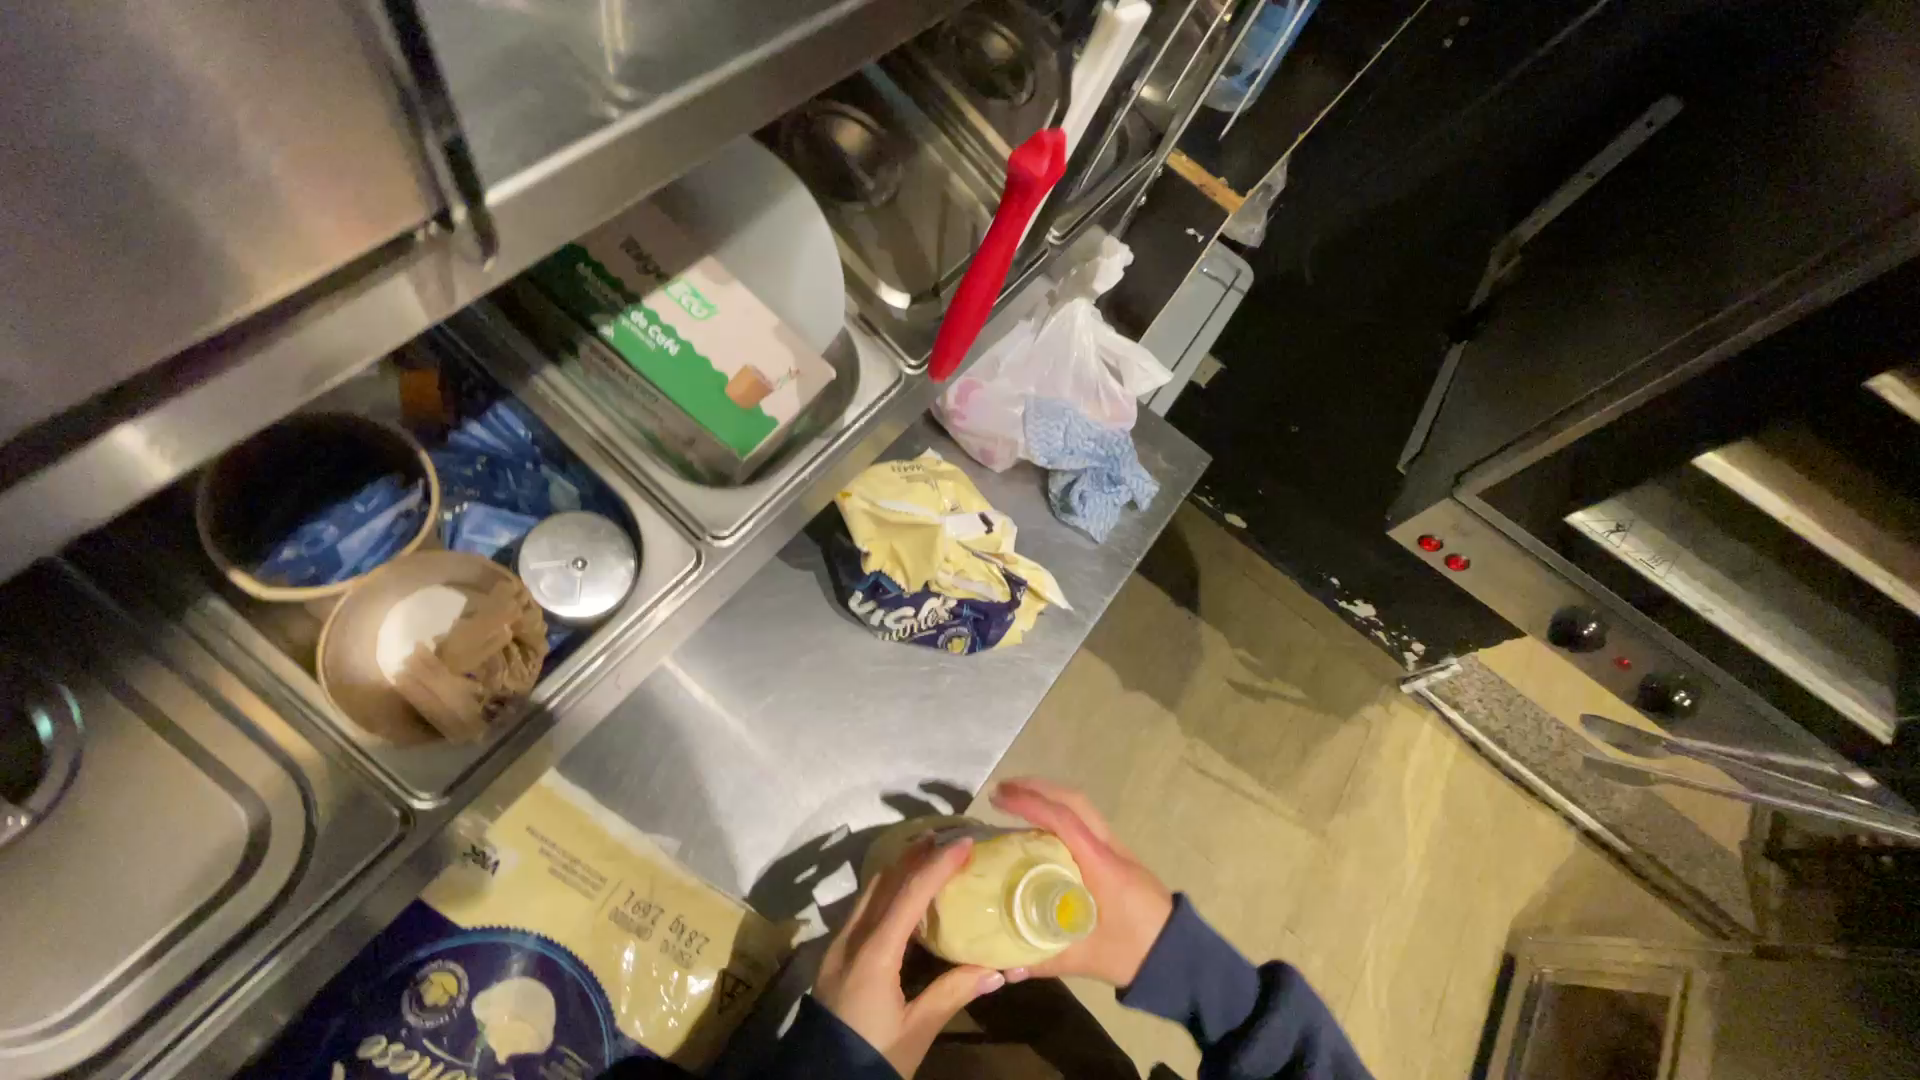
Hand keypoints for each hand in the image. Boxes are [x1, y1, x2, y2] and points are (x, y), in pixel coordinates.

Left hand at [814, 836, 1006, 1076]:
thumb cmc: (872, 1058)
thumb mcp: (916, 1030)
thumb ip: (953, 993)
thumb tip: (998, 969)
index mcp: (874, 953)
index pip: (910, 894)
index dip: (938, 865)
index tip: (964, 842)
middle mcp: (851, 938)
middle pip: (884, 882)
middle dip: (914, 855)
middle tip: (944, 837)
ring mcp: (838, 945)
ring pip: (869, 892)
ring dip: (898, 870)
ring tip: (926, 856)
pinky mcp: (835, 956)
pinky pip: (862, 909)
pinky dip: (885, 891)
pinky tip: (902, 897)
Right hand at [989, 778, 1173, 987]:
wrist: (1181, 956)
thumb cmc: (1135, 952)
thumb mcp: (1088, 959)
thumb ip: (1044, 961)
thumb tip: (1002, 967)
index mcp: (1101, 865)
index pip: (1064, 820)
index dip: (1031, 804)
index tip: (1000, 799)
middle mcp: (1109, 847)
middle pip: (1074, 801)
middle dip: (1036, 788)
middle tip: (1002, 791)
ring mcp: (1117, 848)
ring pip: (1082, 807)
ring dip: (1050, 796)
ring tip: (1016, 801)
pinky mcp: (1118, 857)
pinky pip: (1086, 821)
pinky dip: (1060, 812)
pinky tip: (1042, 828)